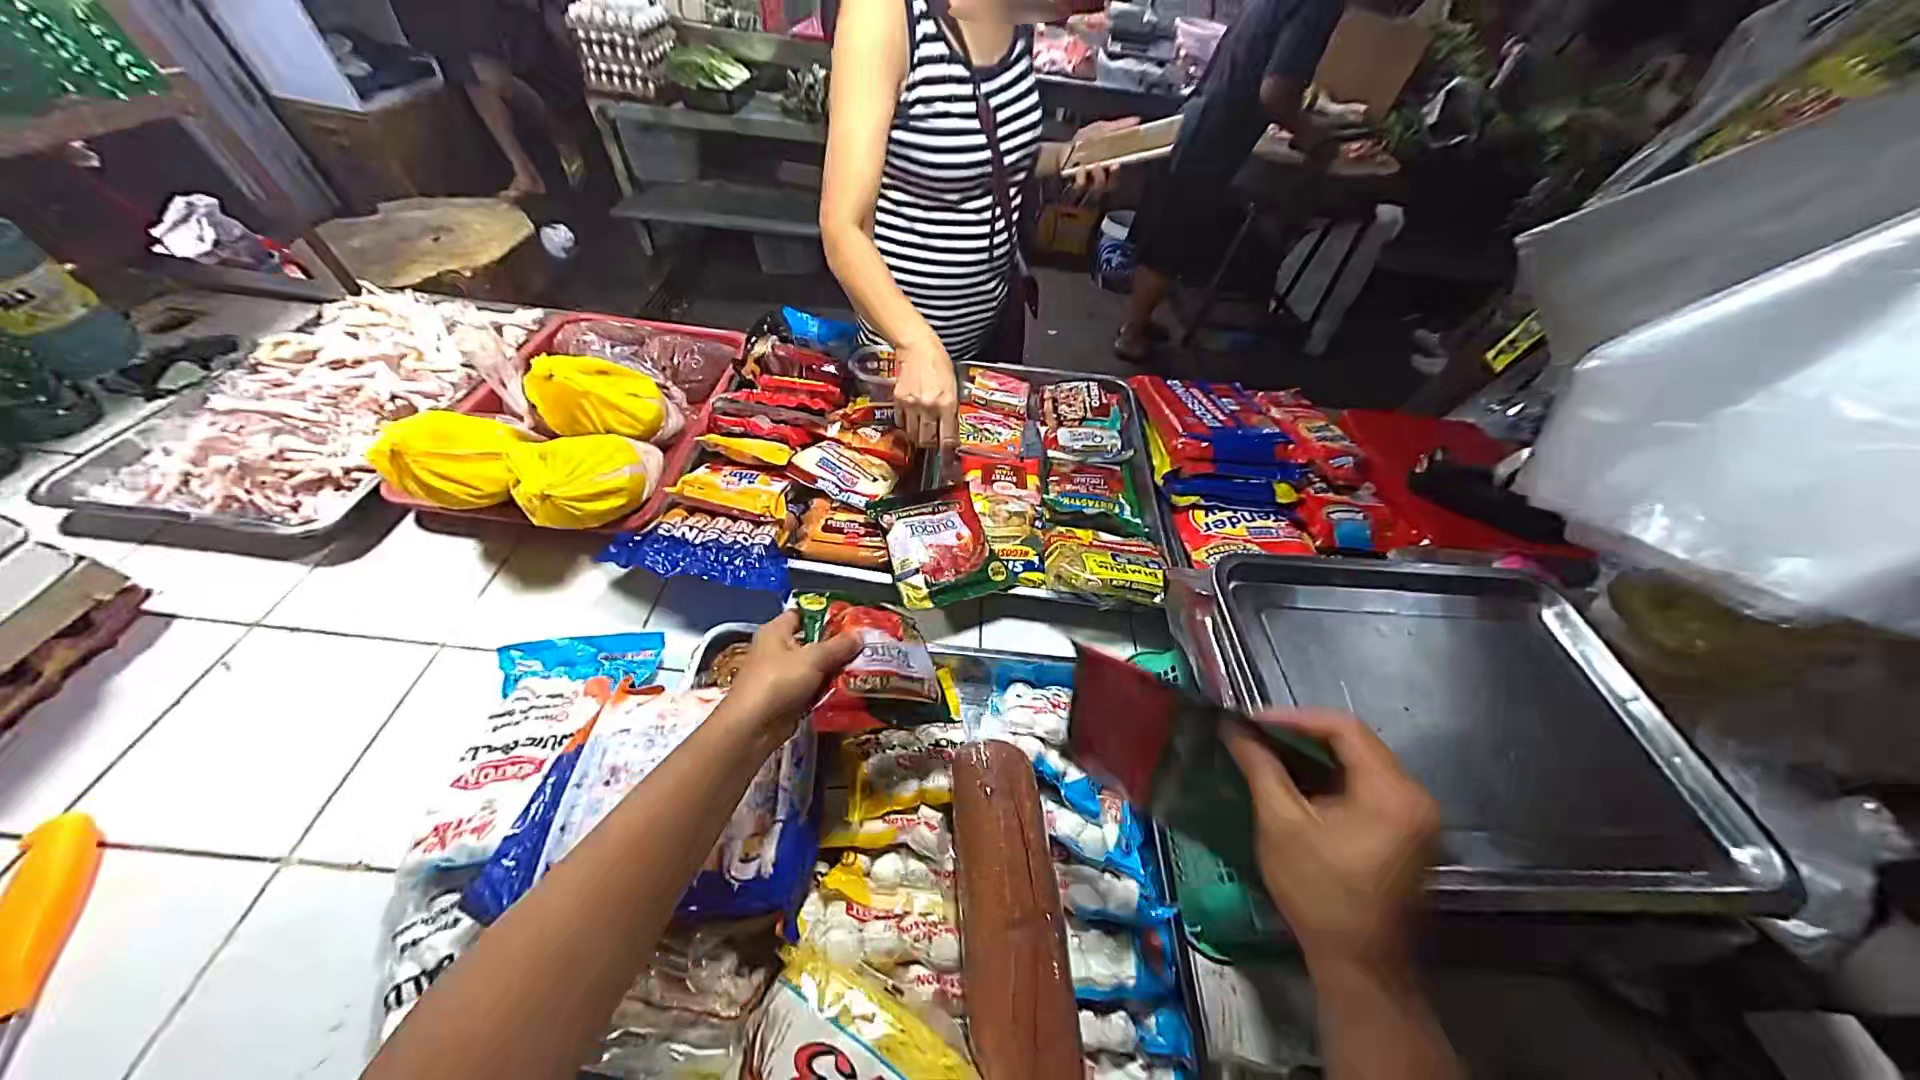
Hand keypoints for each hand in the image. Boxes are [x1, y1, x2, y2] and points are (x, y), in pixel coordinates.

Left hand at [717, 611, 861, 740]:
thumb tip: (860, 635)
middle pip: (812, 641)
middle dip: (837, 645)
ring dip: (835, 669)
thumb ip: (839, 645)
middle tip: (864, 646)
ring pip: (815, 667)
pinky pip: (813, 687)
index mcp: (776, 631)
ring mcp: (782, 675)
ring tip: (864, 667)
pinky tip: (850, 688)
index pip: (803, 614)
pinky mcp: (788, 697)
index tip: (852, 620)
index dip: (826, 615)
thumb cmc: (779, 682)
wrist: (753, 727)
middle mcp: (778, 649)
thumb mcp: (813, 658)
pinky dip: (828, 688)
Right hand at [894, 334, 956, 450]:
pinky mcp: (899, 400)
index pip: (947, 437)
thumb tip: (950, 429)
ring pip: (913, 434)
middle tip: (932, 440)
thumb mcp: (953, 386)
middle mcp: (929, 407)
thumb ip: (951, 408)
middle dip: (930, 444)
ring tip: (921, 430)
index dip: (947, 450)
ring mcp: (912, 404)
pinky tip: (911, 418)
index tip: (947, 456)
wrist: (917, 347)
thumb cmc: (939, 363)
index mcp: (947, 404)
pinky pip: (901, 421)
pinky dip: (906, 424)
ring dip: (917, 436)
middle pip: (927, 440)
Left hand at [1062, 116, 1139, 199]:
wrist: (1063, 151)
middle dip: (1113, 176)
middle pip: (1111, 184)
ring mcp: (1089, 184)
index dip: (1120, 171)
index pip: (1117, 174)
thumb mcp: (1100, 129)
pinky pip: (1082, 186)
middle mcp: (1100, 178)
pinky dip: (1082, 178)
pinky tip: (1081, 169)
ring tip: (1096, 165)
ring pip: (1098, 187)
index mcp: (1108, 166)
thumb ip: (1117, 126)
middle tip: (1113, 166)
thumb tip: (1136, 120)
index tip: (1119, 163)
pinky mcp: (1077, 186)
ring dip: (1099, 176)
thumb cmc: (1083, 142)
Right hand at [1222, 709, 1438, 972]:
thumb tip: (1232, 727)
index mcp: (1393, 793)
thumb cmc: (1318, 893)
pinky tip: (1294, 779)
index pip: (1344, 728)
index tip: (1252, 720)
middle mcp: (1415, 796)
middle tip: (1255, 732)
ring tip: (1267, 750)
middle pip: (1355, 743)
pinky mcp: (1405, 831)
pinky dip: (1328, 777)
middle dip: (1300, 734)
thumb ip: (1260, 767)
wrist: (1359, 965)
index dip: (1293, 717)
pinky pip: (1364, 785)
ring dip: (1312, 754)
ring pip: (1358, 763)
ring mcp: (1414, 815)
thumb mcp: (1281, 823)